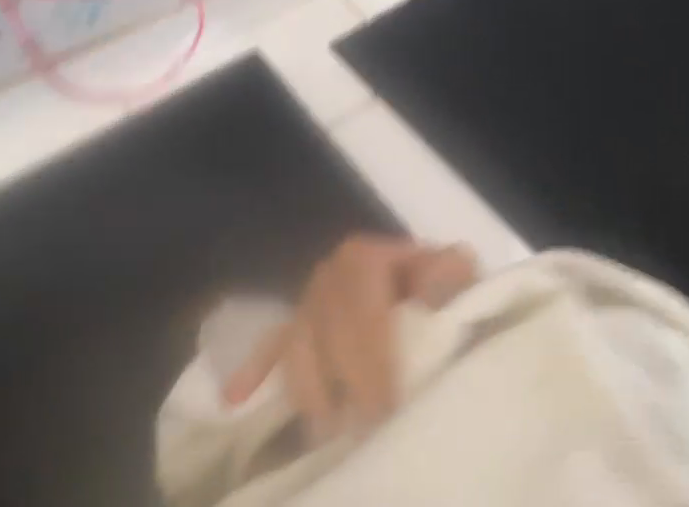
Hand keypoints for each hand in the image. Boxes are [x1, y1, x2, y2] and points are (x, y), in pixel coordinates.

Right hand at [221, 235, 477, 440]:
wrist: (427, 286)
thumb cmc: (441, 285)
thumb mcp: (454, 272)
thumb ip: (449, 271)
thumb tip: (449, 267)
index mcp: (363, 257)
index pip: (360, 308)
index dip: (371, 357)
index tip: (386, 402)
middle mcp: (327, 274)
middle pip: (326, 332)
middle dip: (345, 382)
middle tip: (365, 428)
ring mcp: (307, 301)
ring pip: (296, 347)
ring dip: (309, 389)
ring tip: (325, 430)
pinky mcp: (295, 325)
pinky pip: (270, 348)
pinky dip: (251, 372)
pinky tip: (234, 399)